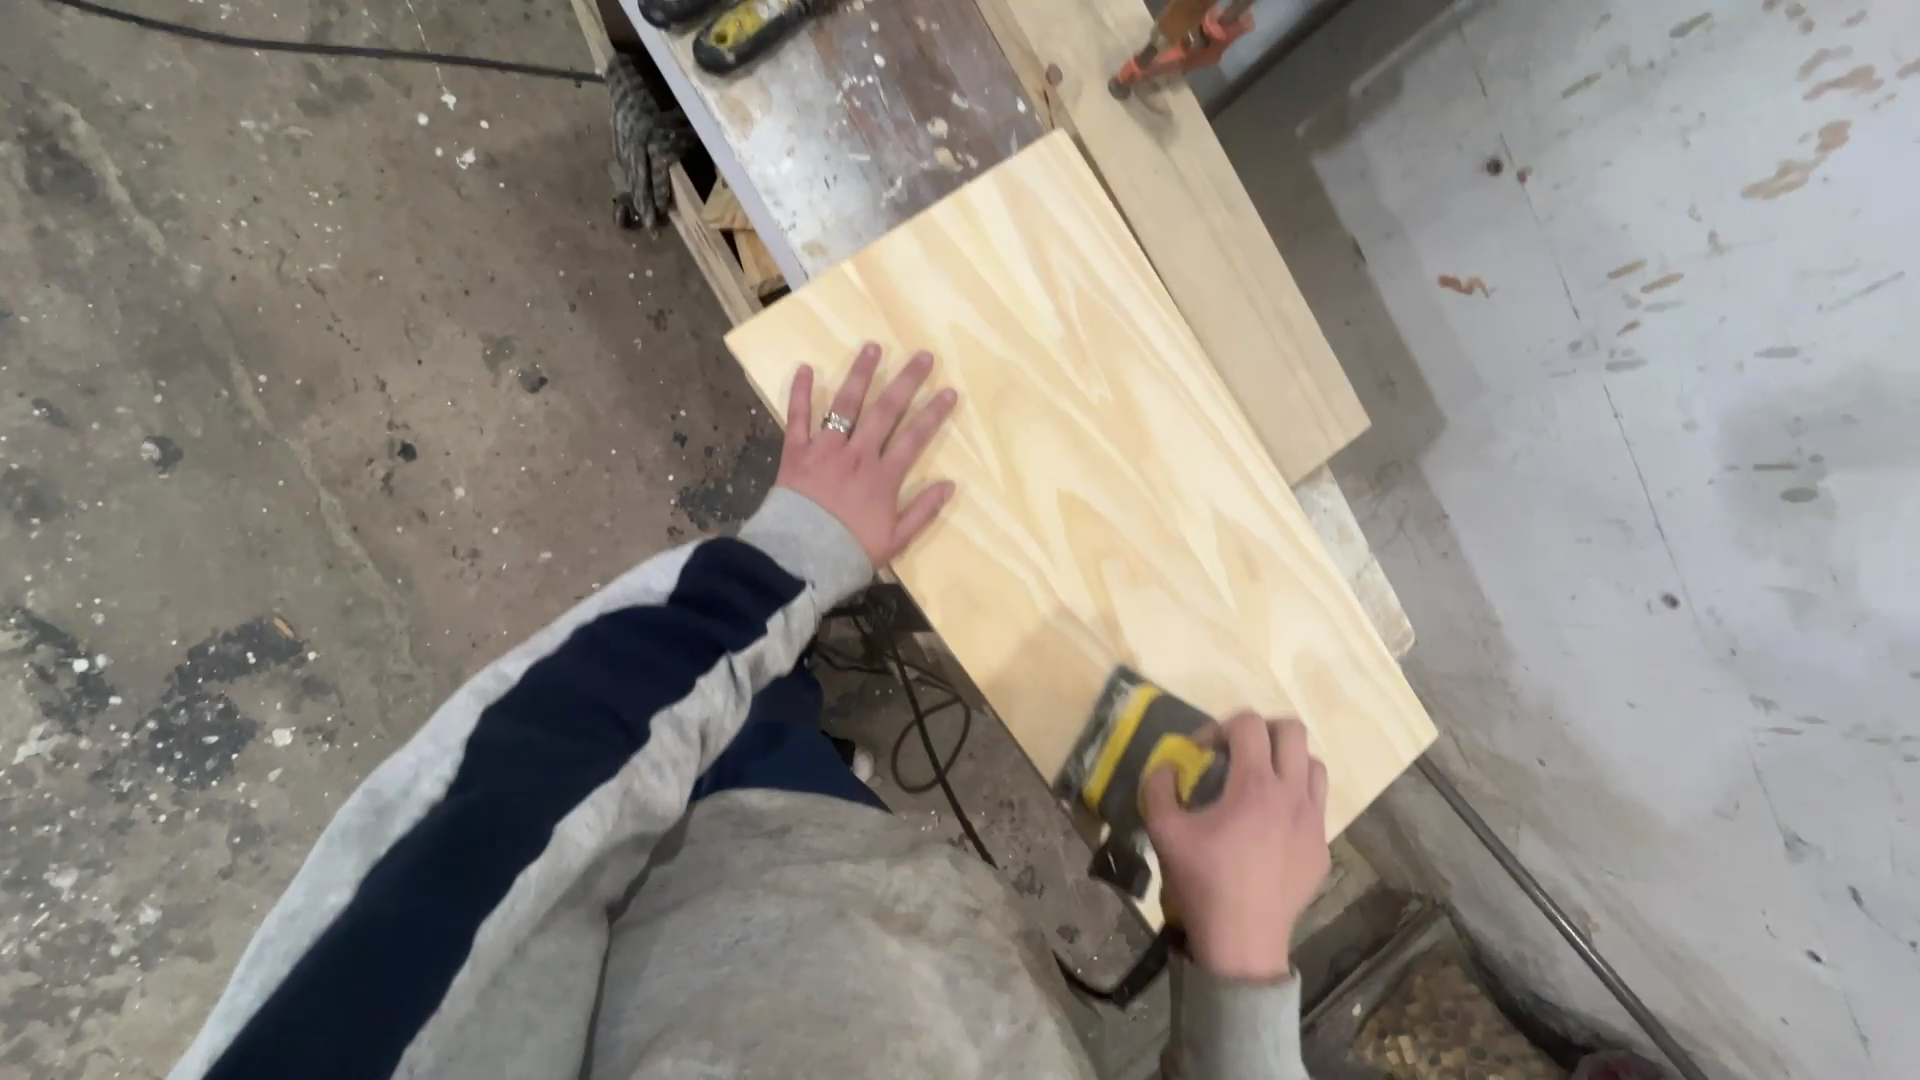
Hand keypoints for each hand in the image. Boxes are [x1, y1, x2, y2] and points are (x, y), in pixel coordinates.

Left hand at [774, 343, 958, 566]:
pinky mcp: (795, 453)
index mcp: (883, 477)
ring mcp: (825, 450)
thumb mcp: (896, 540)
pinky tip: (804, 367)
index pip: (915, 437)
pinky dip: (800, 393)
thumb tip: (949, 485)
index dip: (934, 413)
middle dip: (906, 381)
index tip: (950, 391)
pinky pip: (797, 418)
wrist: (800, 560)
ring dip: (860, 375)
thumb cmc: (850, 552)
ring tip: (872, 347)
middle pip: (886, 411)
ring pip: (845, 405)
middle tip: (922, 356)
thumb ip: (923, 511)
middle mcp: (857, 455)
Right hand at [1143, 714, 1330, 980]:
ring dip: (1286, 762)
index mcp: (1254, 785)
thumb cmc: (1202, 881)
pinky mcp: (1322, 848)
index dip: (1219, 727)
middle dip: (1261, 732)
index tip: (1202, 752)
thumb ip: (1158, 786)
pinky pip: (1316, 805)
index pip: (1248, 724)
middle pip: (1293, 731)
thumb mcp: (1162, 830)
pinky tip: (1269, 824)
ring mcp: (1313, 822)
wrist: (1242, 940)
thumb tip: (1168, 766)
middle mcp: (1292, 795)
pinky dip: (1295, 798)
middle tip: (1237, 753)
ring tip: (1259, 782)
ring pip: (1314, 765)